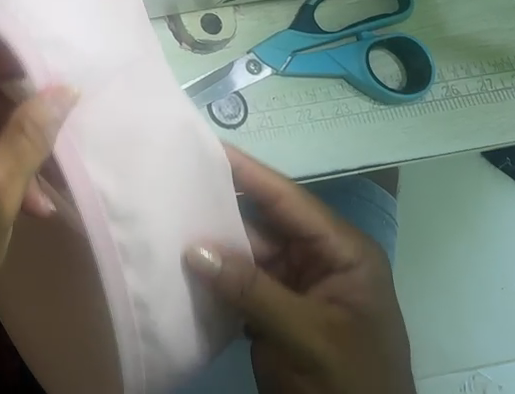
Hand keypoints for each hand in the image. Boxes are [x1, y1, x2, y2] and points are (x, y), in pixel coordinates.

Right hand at [185, 146, 414, 393]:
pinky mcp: (275, 315)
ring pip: (245, 252)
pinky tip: (177, 262)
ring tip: (162, 216)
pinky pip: (238, 283)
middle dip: (219, 206)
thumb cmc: (351, 385)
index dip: (247, 171)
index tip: (205, 145)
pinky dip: (211, 276)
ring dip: (209, 243)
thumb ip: (252, 290)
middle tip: (170, 180)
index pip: (288, 199)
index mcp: (343, 251)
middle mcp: (319, 259)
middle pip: (261, 221)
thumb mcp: (308, 337)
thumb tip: (194, 248)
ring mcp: (296, 288)